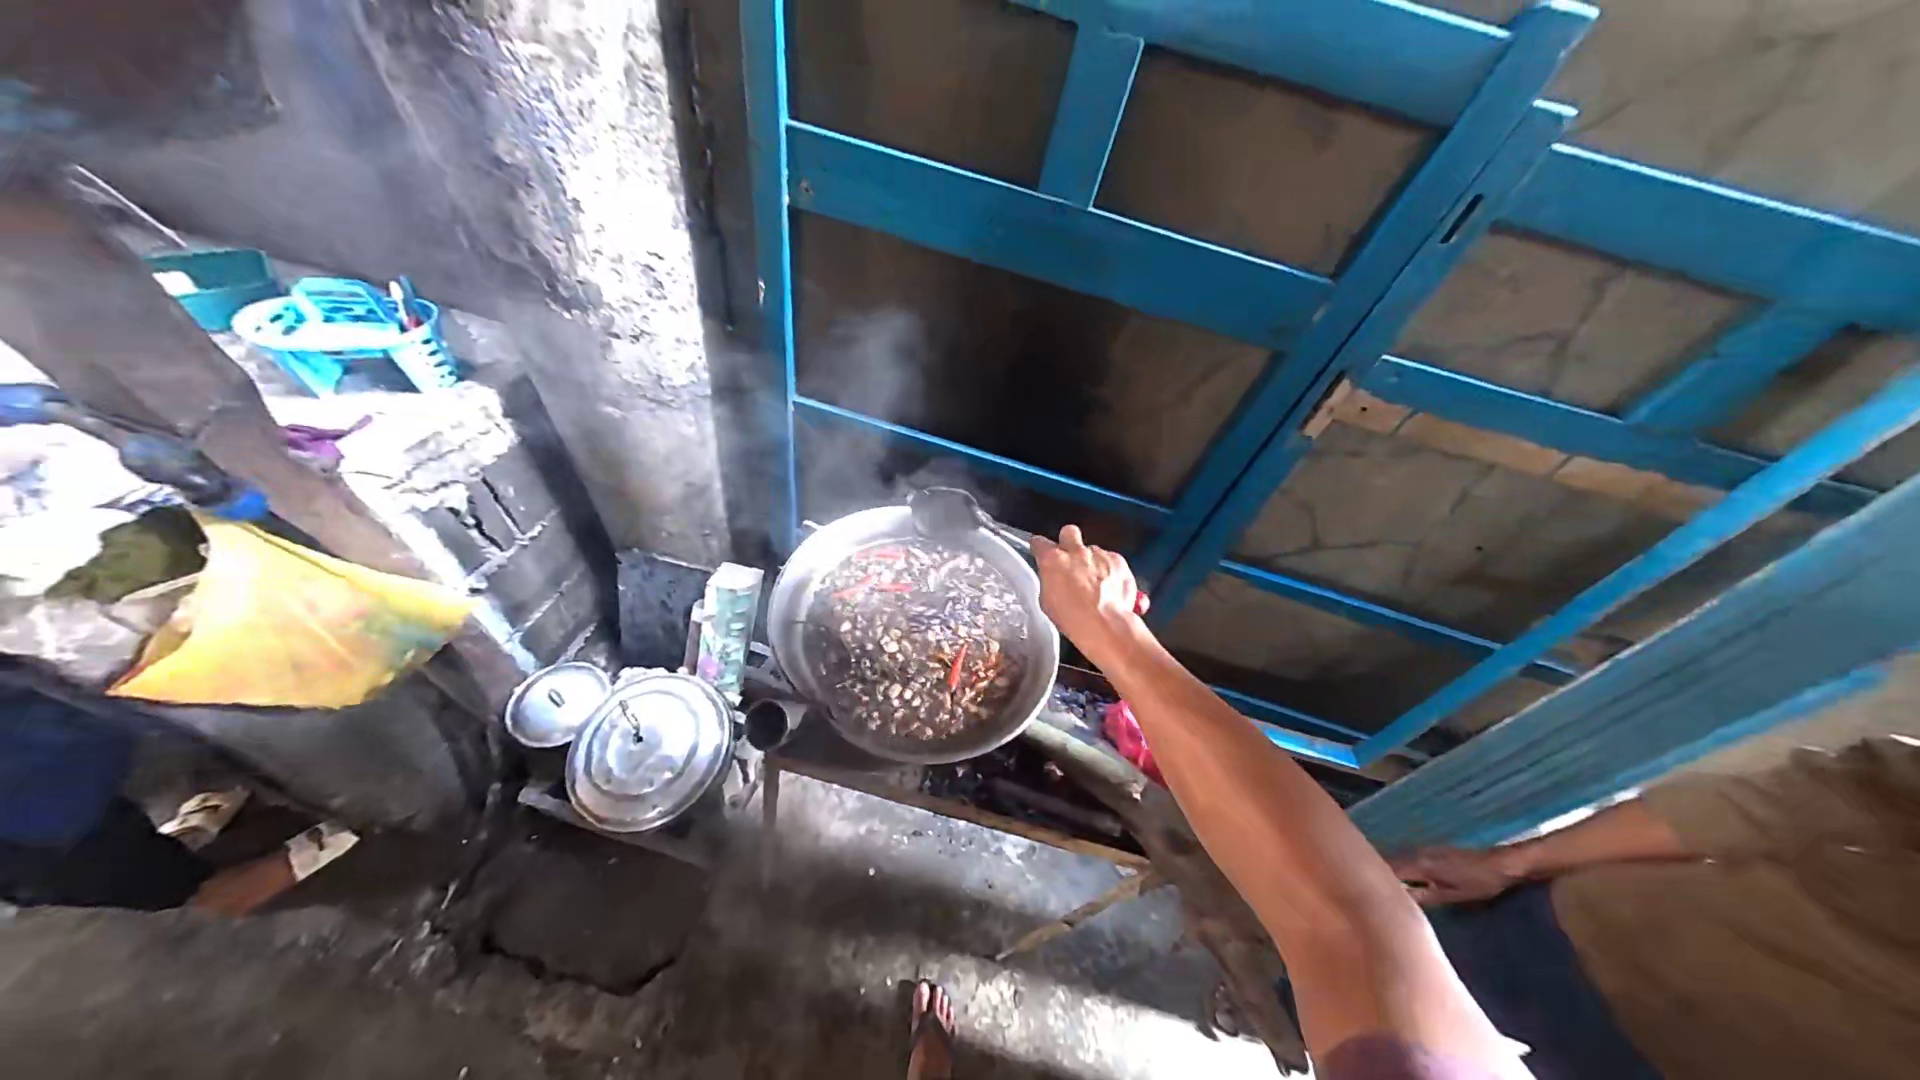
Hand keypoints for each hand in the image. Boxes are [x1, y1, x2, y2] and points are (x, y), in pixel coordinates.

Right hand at [1031, 525, 1148, 665]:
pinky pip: (1112, 560)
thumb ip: (1049, 583)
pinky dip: (1111, 571)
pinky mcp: (1118, 561)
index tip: (1041, 550)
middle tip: (1070, 557)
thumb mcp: (1048, 603)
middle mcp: (1076, 552)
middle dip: (1068, 541)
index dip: (1040, 547)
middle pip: (1068, 532)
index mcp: (1053, 561)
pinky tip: (1109, 588)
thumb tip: (1053, 581)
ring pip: (1093, 550)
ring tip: (1095, 584)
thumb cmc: (1075, 618)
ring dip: (1092, 562)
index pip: (1039, 543)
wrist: (1105, 625)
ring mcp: (1098, 555)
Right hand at [1388, 846, 1527, 905]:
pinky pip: (1405, 858)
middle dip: (1381, 876)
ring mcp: (1422, 849)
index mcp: (1420, 865)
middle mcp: (1415, 853)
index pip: (1390, 871)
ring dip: (1389, 871)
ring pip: (1396, 860)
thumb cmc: (1480, 883)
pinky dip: (1400, 868)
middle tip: (1377, 893)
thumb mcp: (1454, 895)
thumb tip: (1401, 899)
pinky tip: (1404, 879)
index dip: (1380, 882)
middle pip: (1389, 863)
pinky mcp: (1429, 850)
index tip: (1374, 894)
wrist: (1500, 863)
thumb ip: (1425, 896)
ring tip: (1387, 887)